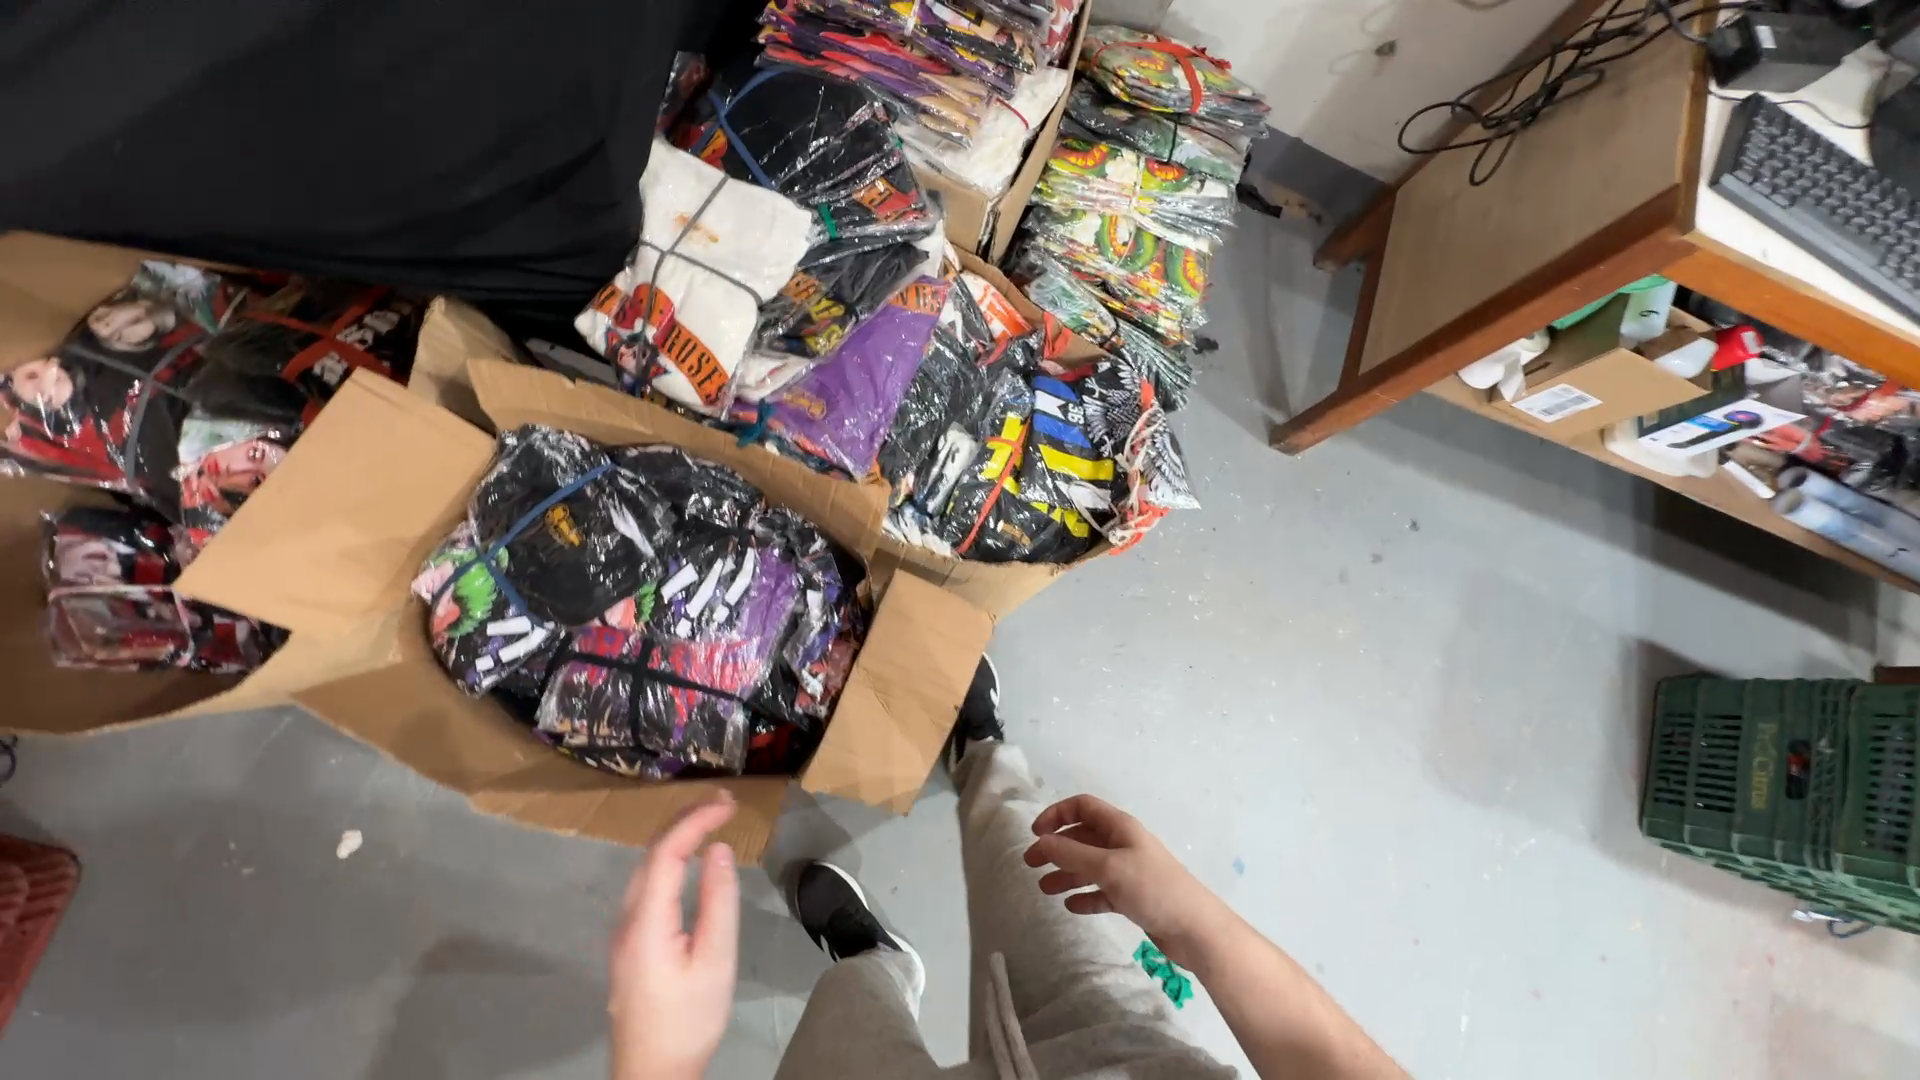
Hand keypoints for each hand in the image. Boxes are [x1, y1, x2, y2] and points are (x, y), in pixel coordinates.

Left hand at [609, 794, 739, 1079]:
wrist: (652, 1075)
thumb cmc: (689, 1020)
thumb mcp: (715, 961)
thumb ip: (718, 902)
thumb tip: (718, 850)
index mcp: (646, 921)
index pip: (668, 852)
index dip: (697, 820)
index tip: (730, 803)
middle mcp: (627, 919)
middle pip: (651, 853)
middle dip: (686, 818)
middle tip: (725, 801)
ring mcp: (624, 932)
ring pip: (646, 867)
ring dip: (676, 836)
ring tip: (711, 818)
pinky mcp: (630, 943)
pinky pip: (647, 883)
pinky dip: (670, 858)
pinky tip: (688, 859)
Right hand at [1024, 794, 1232, 968]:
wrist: (1195, 928)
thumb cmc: (1151, 887)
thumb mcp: (1107, 867)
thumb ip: (1072, 853)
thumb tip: (1041, 841)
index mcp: (1119, 827)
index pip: (1082, 807)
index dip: (1056, 815)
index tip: (1036, 833)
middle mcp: (1122, 844)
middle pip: (1082, 837)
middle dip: (1056, 847)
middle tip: (1030, 863)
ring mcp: (1128, 870)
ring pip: (1089, 865)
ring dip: (1066, 873)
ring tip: (1044, 889)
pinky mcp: (1133, 896)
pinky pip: (1102, 891)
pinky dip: (1085, 895)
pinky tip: (1071, 906)